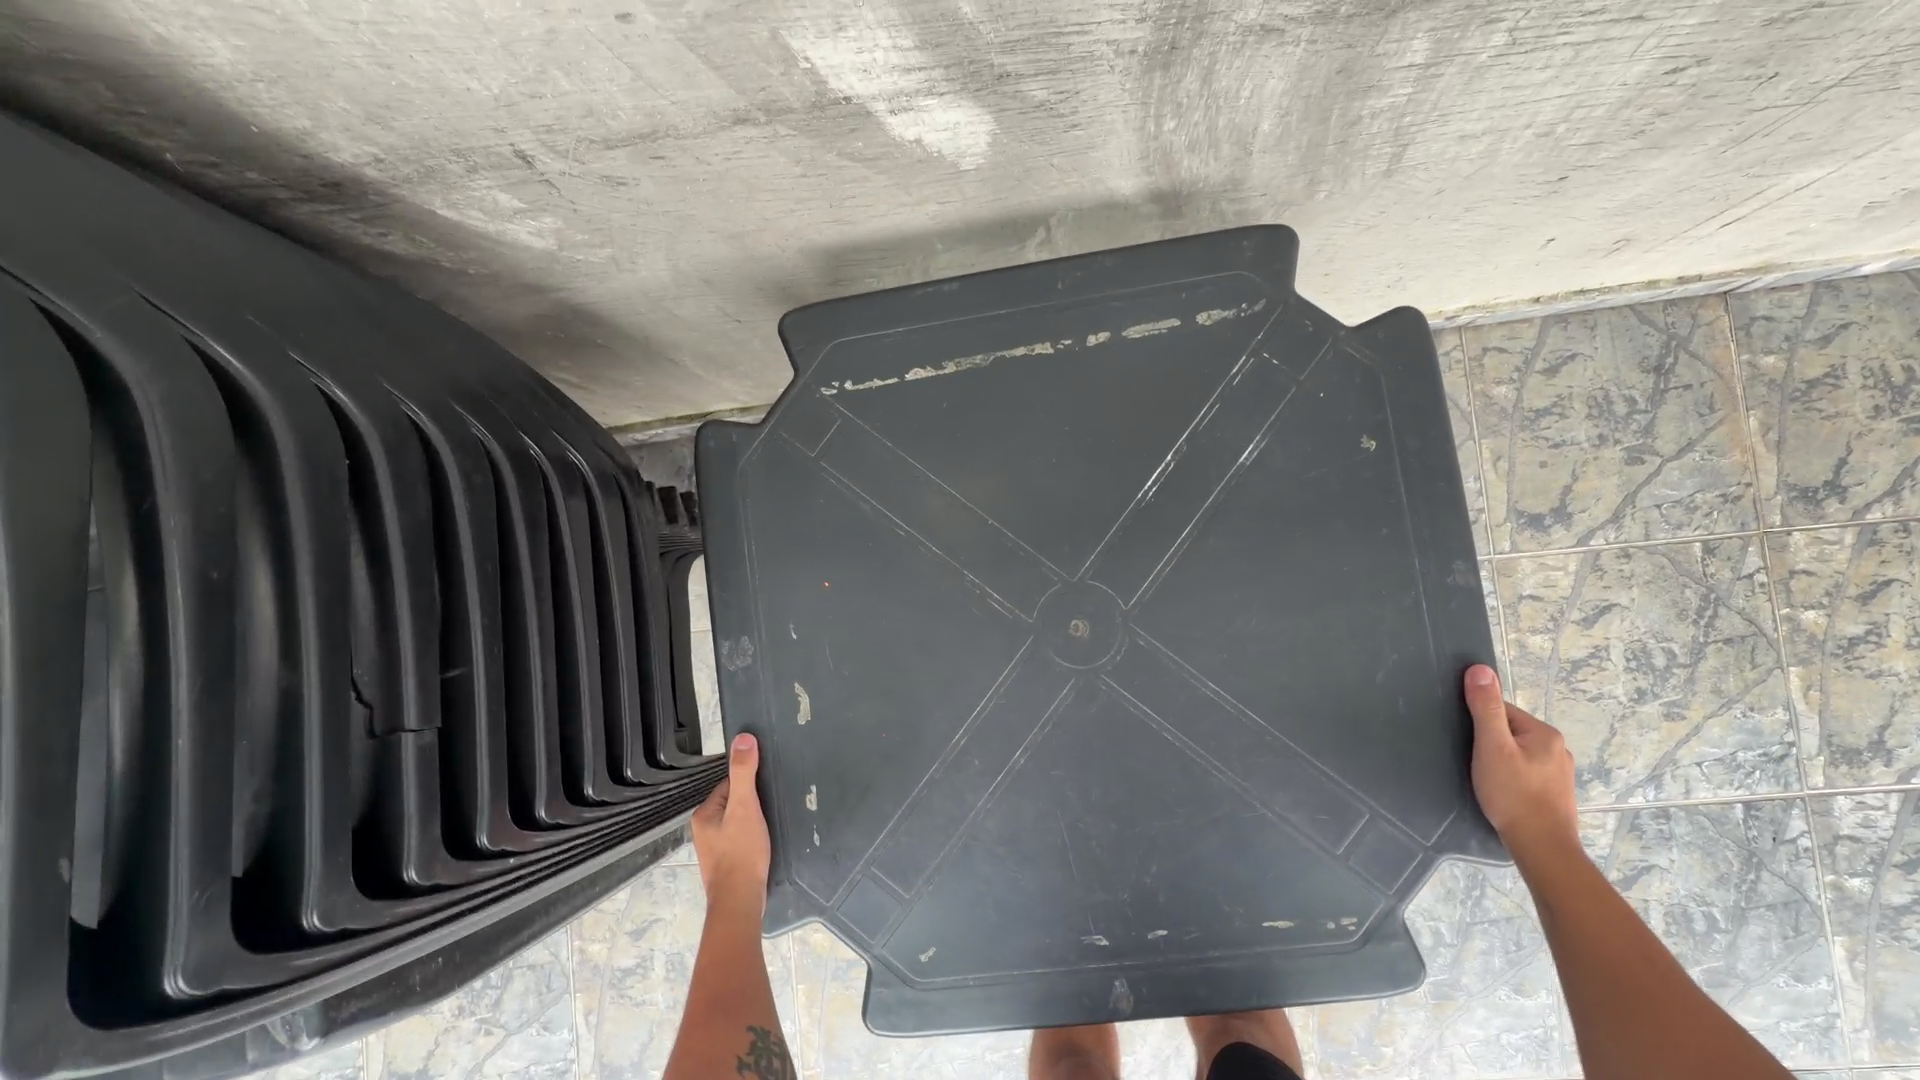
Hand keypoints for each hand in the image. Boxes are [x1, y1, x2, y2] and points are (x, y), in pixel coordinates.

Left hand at [691, 732, 772, 911]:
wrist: (740, 901)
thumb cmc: (741, 852)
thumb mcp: (745, 806)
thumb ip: (744, 772)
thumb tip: (743, 738)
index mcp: (704, 814)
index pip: (730, 785)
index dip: (750, 786)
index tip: (765, 793)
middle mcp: (704, 830)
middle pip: (734, 803)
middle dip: (753, 805)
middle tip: (770, 812)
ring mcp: (714, 849)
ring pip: (738, 823)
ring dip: (754, 823)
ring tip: (769, 829)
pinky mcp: (726, 864)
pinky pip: (741, 841)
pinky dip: (753, 840)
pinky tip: (764, 846)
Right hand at [1463, 665, 1578, 860]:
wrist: (1542, 846)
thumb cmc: (1513, 793)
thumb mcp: (1491, 746)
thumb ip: (1485, 708)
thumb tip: (1480, 669)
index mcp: (1544, 733)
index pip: (1502, 710)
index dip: (1479, 721)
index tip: (1465, 738)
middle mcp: (1558, 748)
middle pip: (1512, 731)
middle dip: (1490, 740)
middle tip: (1472, 760)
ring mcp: (1560, 773)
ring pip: (1520, 753)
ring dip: (1502, 759)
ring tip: (1485, 777)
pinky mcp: (1556, 793)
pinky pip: (1528, 772)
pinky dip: (1513, 776)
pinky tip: (1503, 791)